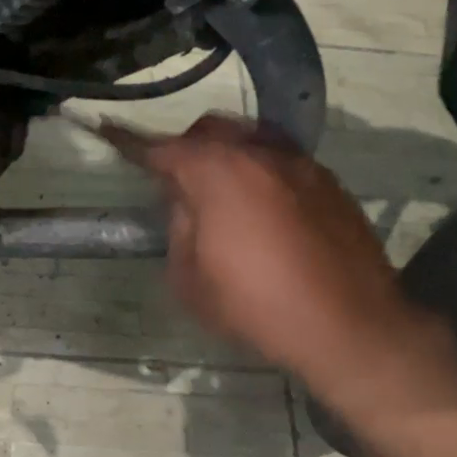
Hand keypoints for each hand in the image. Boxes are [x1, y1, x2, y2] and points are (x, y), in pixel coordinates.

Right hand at [106, 114, 441, 392]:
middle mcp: (258, 154)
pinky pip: (282, 161)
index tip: (106, 131)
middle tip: (174, 183)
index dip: (129, 142)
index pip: (160, 148)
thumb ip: (178, 229)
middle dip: (185, 148)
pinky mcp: (330, 183)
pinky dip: (261, 172)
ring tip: (220, 193)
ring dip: (227, 156)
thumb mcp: (190, 279)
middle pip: (210, 130)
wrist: (350, 326)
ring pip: (251, 138)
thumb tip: (185, 203)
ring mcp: (300, 164)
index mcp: (216, 173)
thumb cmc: (257, 306)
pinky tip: (262, 210)